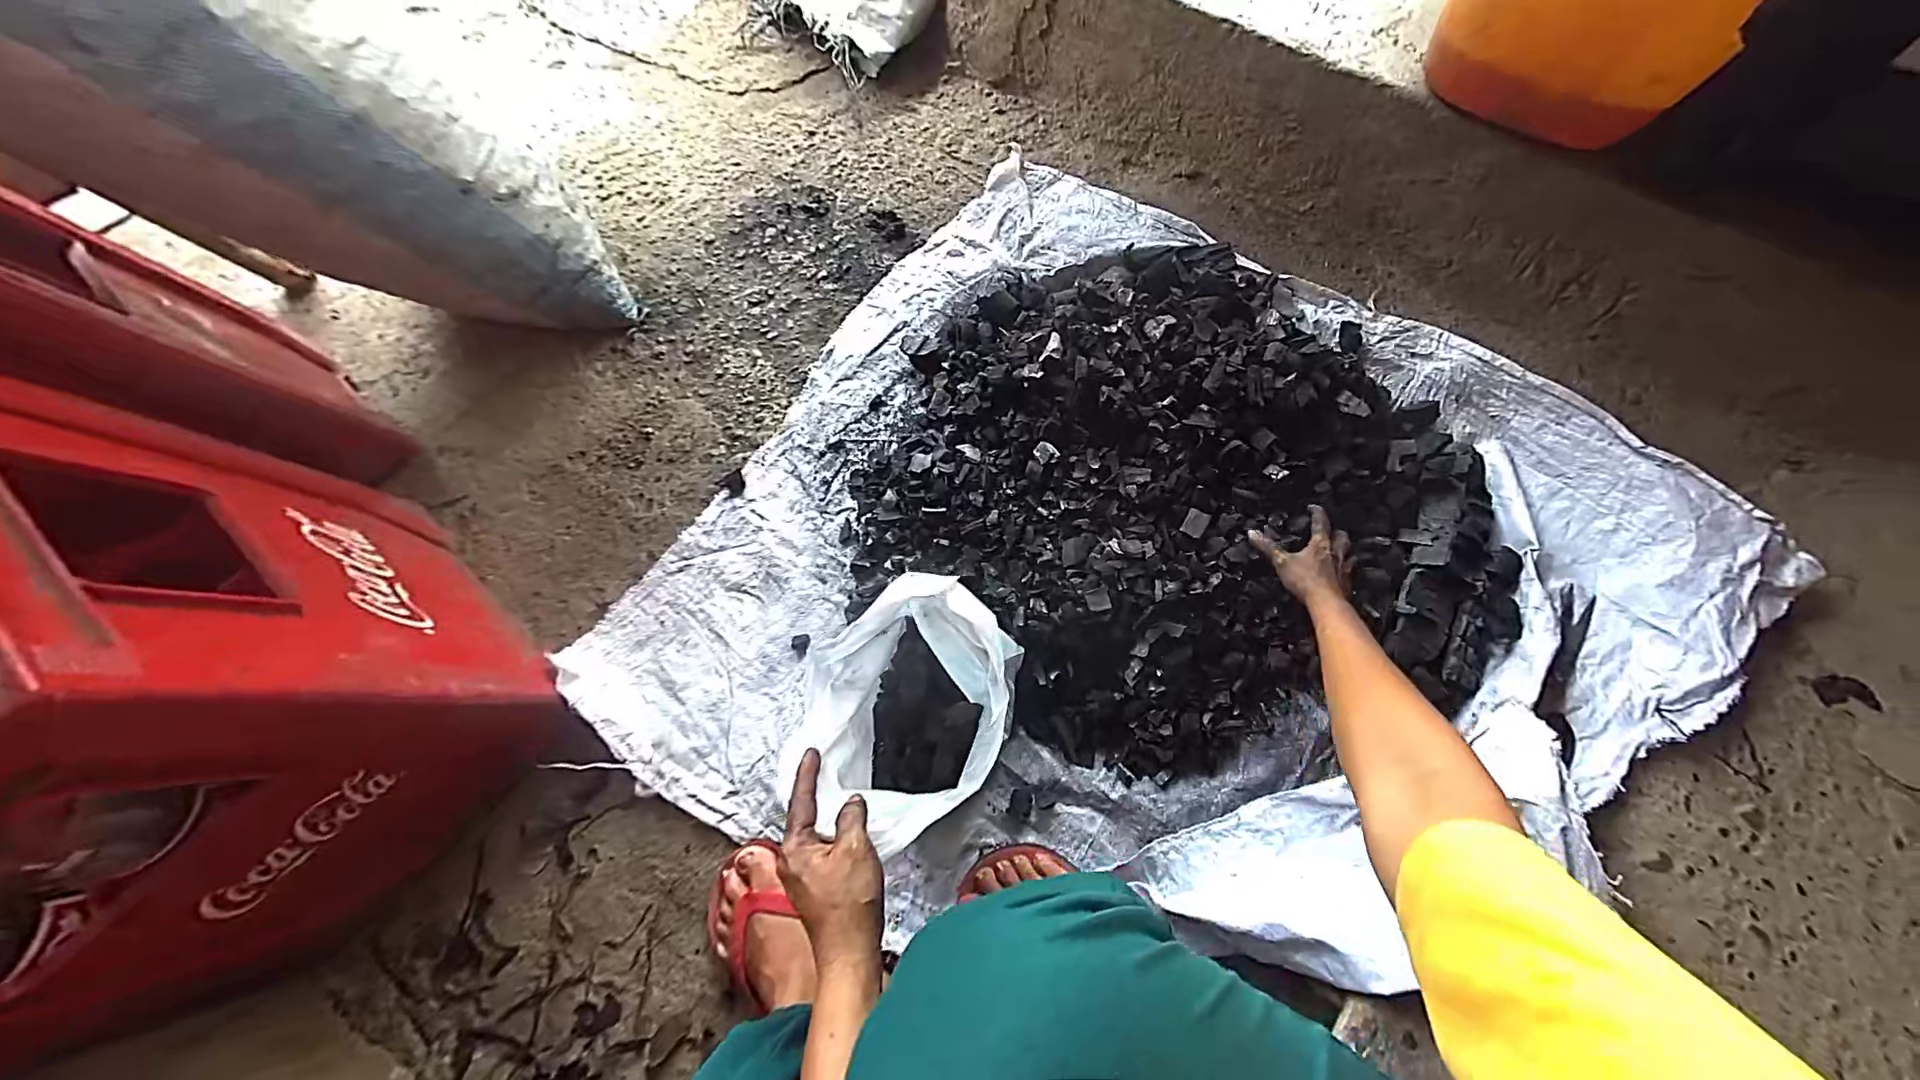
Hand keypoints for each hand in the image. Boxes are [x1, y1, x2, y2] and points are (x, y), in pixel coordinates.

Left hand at [780, 749, 883, 965]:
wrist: (850, 950)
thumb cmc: (849, 903)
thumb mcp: (856, 848)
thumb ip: (852, 818)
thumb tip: (851, 803)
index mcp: (794, 848)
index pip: (801, 801)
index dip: (808, 775)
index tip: (810, 754)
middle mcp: (790, 862)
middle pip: (805, 819)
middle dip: (817, 799)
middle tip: (825, 774)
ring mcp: (800, 877)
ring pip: (815, 838)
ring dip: (829, 824)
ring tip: (844, 810)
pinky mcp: (813, 889)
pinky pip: (822, 853)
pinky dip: (834, 841)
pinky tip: (849, 842)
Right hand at [1248, 504, 1351, 604]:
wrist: (1325, 603)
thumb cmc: (1305, 580)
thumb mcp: (1281, 562)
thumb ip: (1268, 547)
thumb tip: (1253, 534)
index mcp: (1320, 545)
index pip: (1320, 523)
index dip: (1317, 513)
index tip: (1314, 508)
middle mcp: (1335, 553)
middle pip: (1341, 537)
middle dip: (1336, 532)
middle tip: (1332, 531)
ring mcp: (1343, 568)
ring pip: (1349, 553)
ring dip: (1345, 550)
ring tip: (1340, 550)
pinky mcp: (1346, 583)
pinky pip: (1350, 572)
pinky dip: (1346, 570)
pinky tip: (1342, 573)